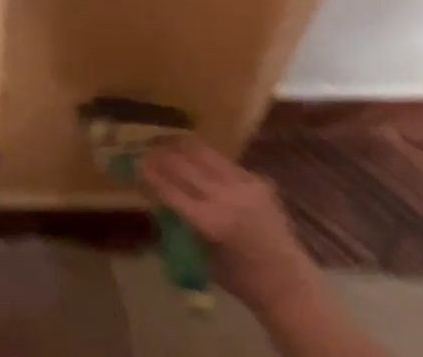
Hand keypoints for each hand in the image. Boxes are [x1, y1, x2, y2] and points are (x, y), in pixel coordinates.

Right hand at [142, 137, 317, 310]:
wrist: (286, 280)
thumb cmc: (240, 280)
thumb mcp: (202, 258)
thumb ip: (183, 225)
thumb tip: (161, 201)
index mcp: (210, 222)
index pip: (172, 191)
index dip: (152, 175)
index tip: (136, 163)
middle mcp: (226, 197)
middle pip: (186, 167)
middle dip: (163, 156)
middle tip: (147, 149)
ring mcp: (244, 185)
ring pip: (206, 155)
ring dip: (184, 148)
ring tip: (168, 142)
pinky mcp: (257, 180)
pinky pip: (225, 163)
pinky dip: (207, 158)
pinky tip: (197, 154)